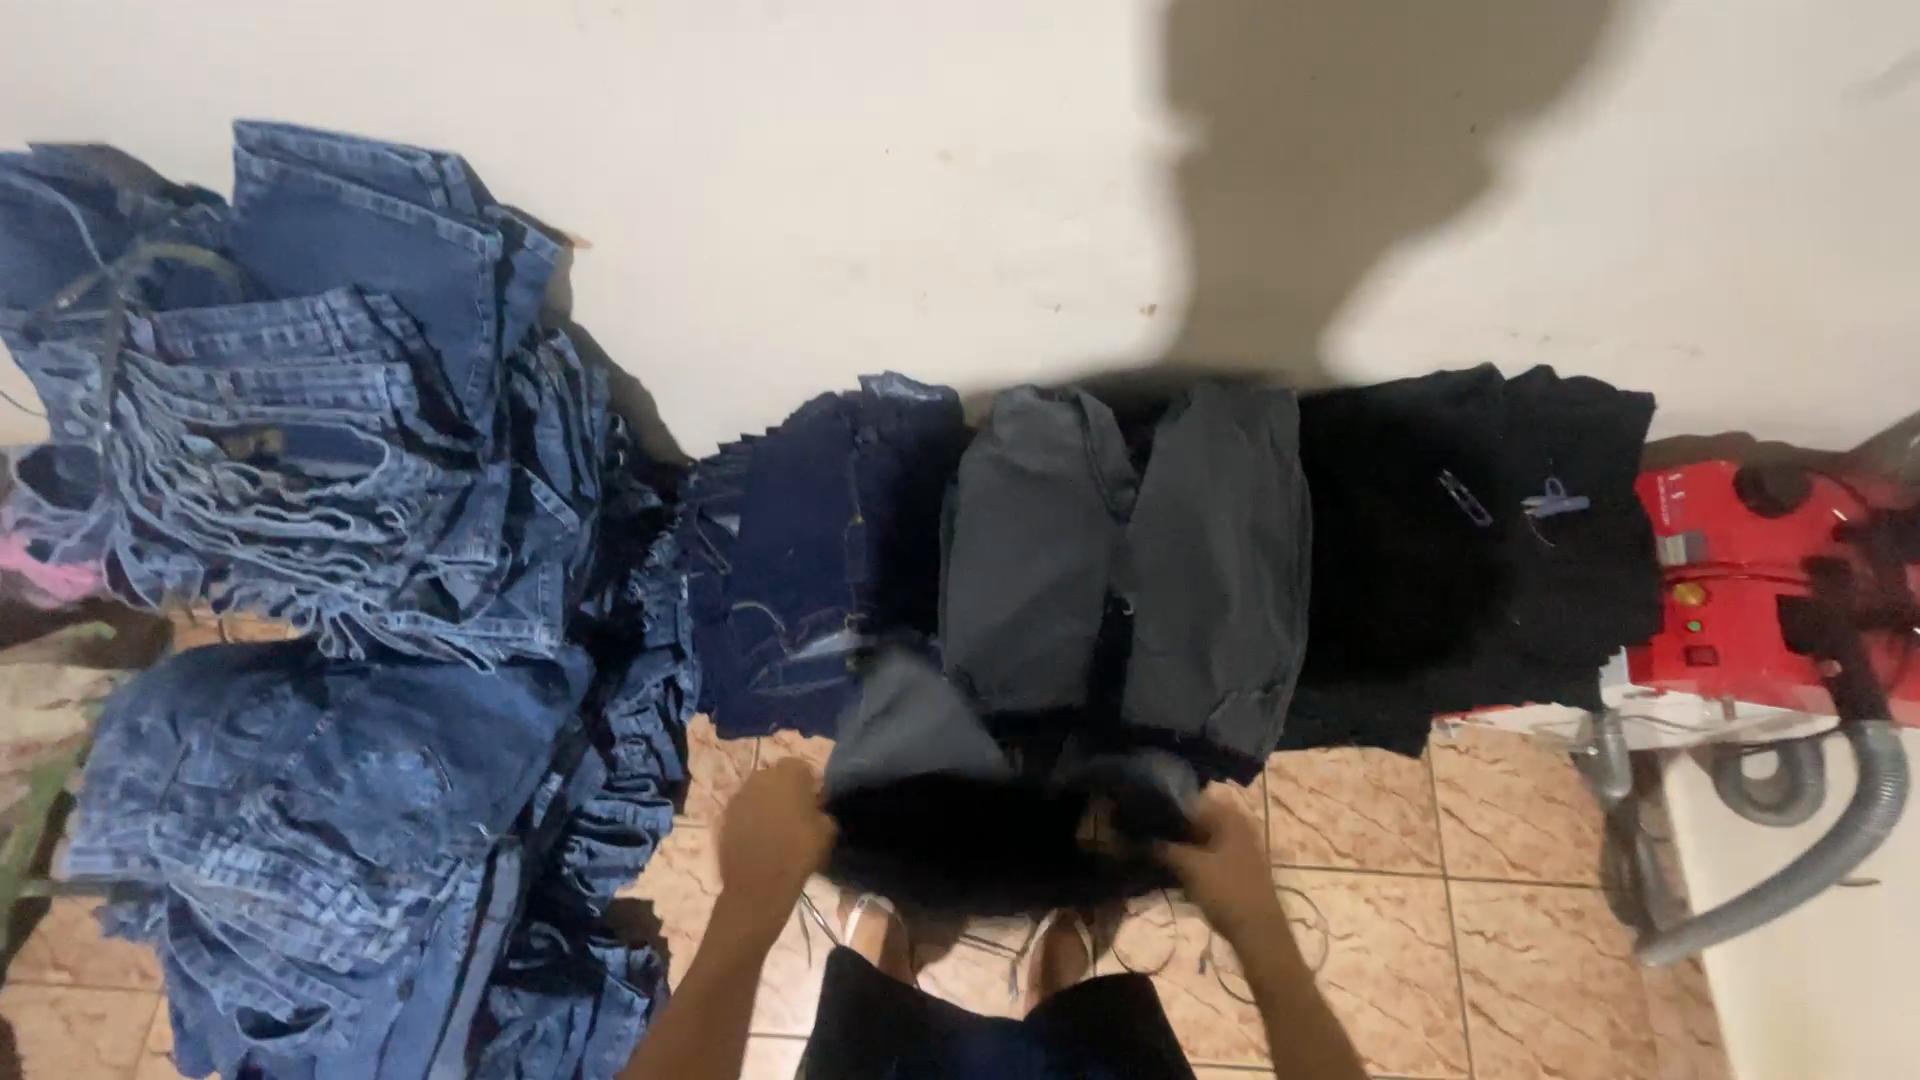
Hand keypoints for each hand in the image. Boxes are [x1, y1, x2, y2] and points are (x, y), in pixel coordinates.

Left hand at [714, 758, 836, 932]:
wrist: (758, 886)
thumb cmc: (798, 853)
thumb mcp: (827, 829)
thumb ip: (821, 809)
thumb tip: (814, 808)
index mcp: (788, 774)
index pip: (802, 767)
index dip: (808, 784)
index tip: (813, 803)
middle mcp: (760, 777)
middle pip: (776, 776)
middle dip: (784, 789)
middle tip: (794, 813)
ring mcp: (739, 796)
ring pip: (757, 792)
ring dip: (765, 802)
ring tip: (774, 826)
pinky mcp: (724, 816)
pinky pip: (742, 810)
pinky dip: (749, 818)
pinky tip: (757, 838)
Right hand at [1156, 786, 1289, 951]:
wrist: (1259, 934)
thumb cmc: (1226, 892)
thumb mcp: (1190, 867)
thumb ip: (1163, 848)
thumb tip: (1138, 839)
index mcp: (1229, 817)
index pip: (1190, 801)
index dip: (1165, 808)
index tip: (1142, 816)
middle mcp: (1237, 826)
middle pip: (1197, 820)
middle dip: (1171, 827)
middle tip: (1144, 835)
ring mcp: (1240, 848)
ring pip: (1202, 839)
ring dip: (1180, 844)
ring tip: (1152, 850)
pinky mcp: (1238, 868)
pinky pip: (1209, 854)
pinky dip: (1192, 858)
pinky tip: (1171, 867)